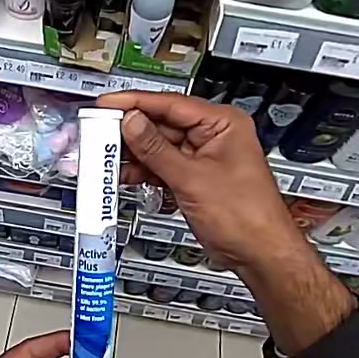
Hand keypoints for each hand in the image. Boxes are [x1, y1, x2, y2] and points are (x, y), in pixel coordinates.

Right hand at [97, 90, 305, 274]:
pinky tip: (124, 174)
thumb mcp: (192, 178)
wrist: (260, 254)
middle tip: (99, 132)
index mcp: (222, 123)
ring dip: (134, 153)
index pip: (171, 103)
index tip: (108, 104)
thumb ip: (156, 150)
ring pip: (159, 147)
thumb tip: (131, 123)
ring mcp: (203, 157)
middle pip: (162, 124)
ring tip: (106, 156)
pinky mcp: (195, 177)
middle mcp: (213, 135)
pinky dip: (144, 170)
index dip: (135, 103)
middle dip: (131, 131)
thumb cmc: (248, 216)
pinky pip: (163, 166)